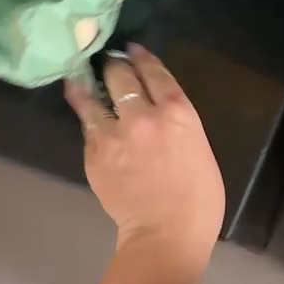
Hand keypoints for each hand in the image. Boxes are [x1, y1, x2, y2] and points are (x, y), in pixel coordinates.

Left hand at [65, 44, 223, 263]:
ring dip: (89, 84)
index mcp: (178, 114)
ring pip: (93, 96)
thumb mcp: (201, 151)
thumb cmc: (200, 199)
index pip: (155, 73)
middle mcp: (143, 116)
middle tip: (110, 62)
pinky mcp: (93, 154)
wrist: (167, 234)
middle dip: (115, 65)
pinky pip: (88, 127)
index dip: (142, 57)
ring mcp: (113, 134)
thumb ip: (178, 126)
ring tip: (83, 77)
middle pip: (120, 76)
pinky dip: (88, 116)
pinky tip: (85, 109)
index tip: (133, 49)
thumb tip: (159, 114)